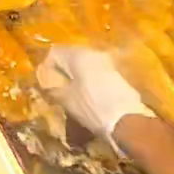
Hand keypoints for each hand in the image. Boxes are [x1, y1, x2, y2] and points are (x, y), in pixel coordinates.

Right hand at [36, 44, 151, 154]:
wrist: (127, 120)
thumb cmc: (91, 107)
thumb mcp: (66, 100)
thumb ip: (53, 88)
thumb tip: (46, 83)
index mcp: (78, 55)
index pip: (55, 52)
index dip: (47, 66)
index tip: (46, 82)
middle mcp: (93, 53)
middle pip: (71, 56)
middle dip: (63, 70)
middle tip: (58, 87)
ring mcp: (108, 62)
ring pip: (86, 64)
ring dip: (78, 75)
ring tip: (74, 93)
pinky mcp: (118, 73)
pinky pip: (97, 72)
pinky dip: (90, 80)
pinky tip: (90, 96)